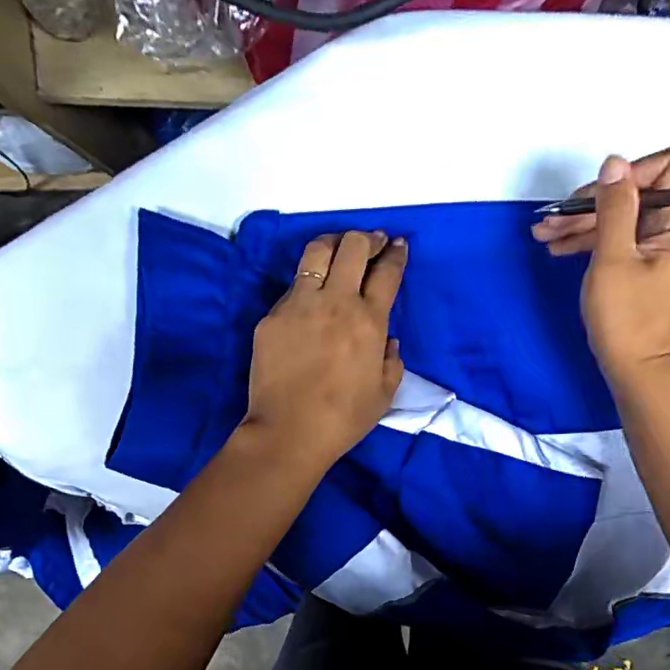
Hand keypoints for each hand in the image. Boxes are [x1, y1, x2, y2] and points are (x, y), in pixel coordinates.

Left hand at [240, 230, 407, 467]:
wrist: (289, 431)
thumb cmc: (343, 418)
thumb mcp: (384, 393)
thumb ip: (392, 360)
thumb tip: (389, 341)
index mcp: (369, 320)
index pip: (386, 272)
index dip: (395, 253)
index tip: (398, 245)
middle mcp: (335, 302)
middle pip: (353, 247)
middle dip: (367, 237)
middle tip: (372, 241)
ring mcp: (299, 305)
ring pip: (316, 253)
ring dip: (333, 244)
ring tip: (338, 249)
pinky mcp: (271, 317)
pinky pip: (292, 289)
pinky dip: (307, 285)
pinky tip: (309, 299)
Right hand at [531, 146, 669, 381]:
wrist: (630, 361)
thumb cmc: (626, 315)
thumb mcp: (613, 257)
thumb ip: (613, 207)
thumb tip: (613, 164)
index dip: (631, 174)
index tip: (597, 197)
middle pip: (638, 187)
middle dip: (594, 200)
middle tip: (556, 218)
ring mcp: (660, 237)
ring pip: (620, 209)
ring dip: (581, 219)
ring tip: (544, 232)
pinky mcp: (641, 251)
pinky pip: (614, 229)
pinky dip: (586, 234)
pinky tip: (556, 243)